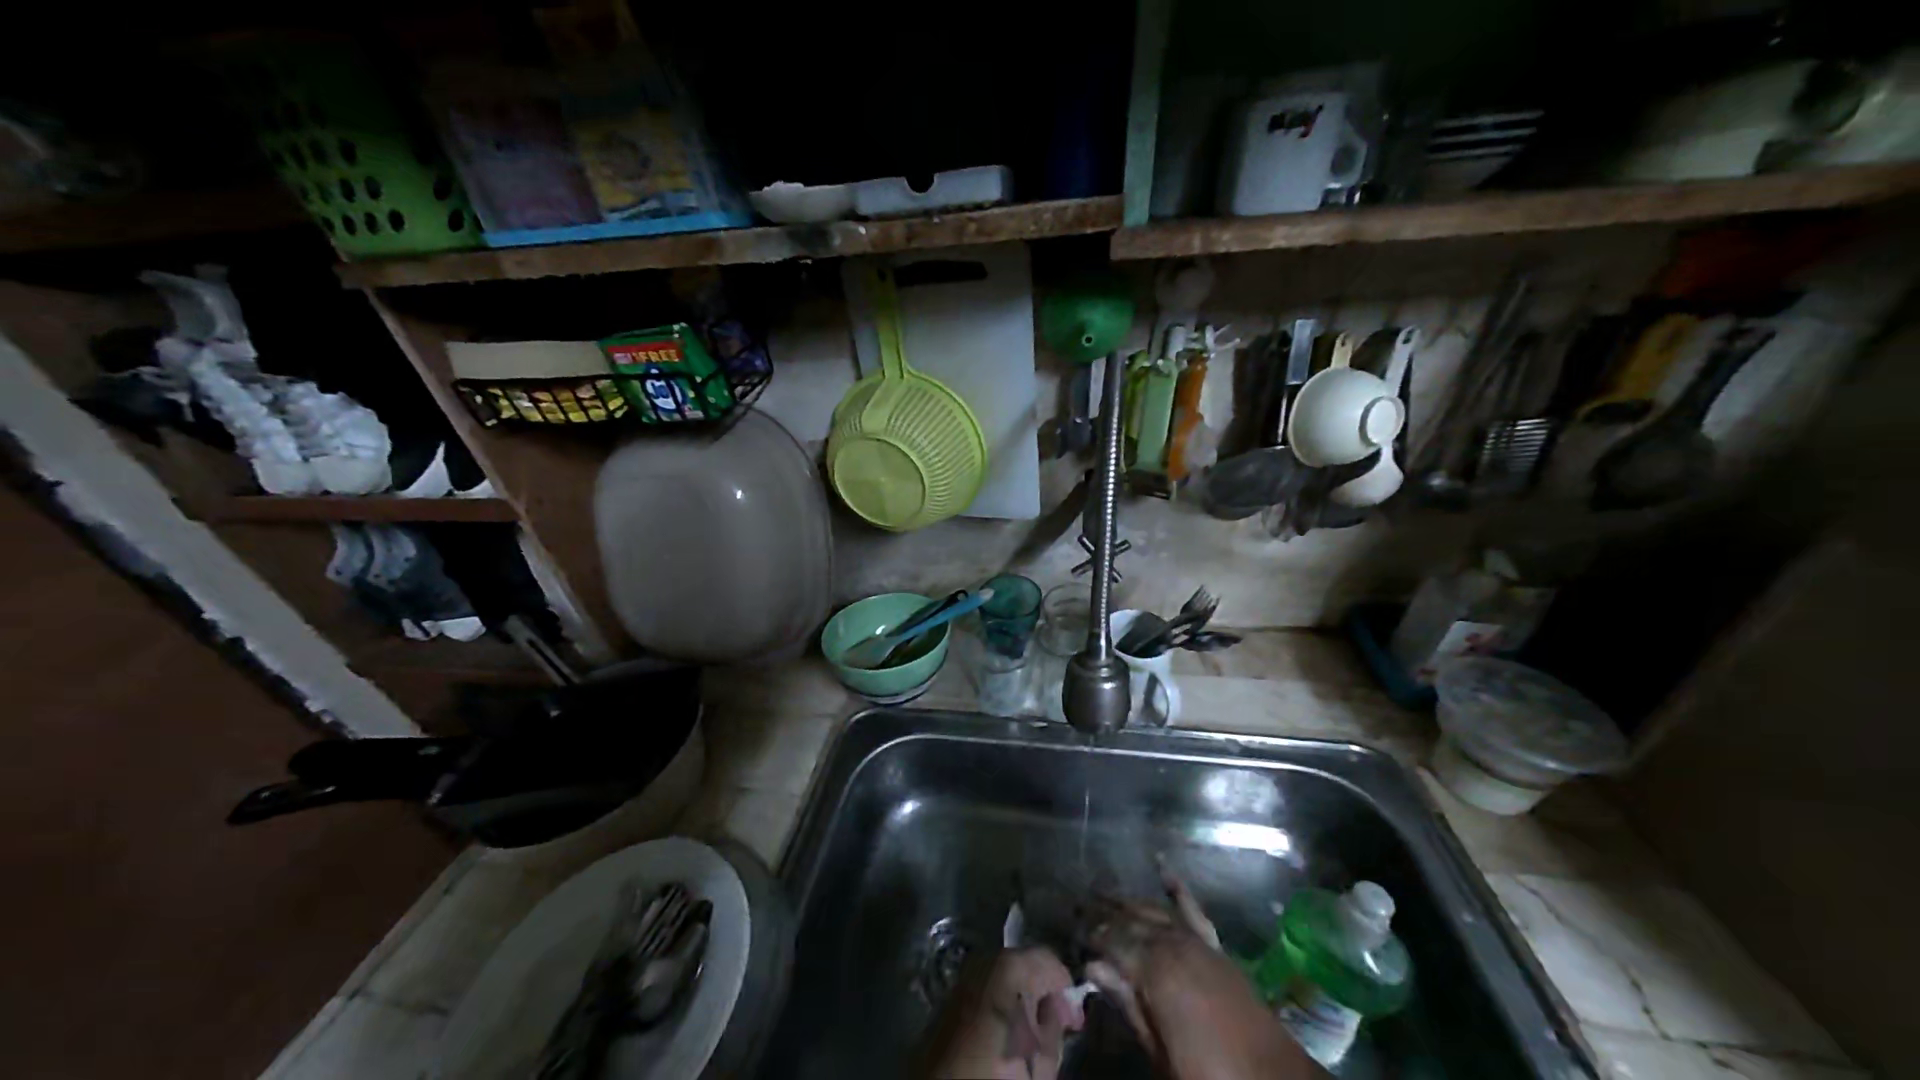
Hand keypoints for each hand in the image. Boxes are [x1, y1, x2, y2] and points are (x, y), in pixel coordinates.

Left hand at [927, 947, 1085, 1079]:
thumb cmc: (997, 1075)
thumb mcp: (1040, 1061)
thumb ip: (1054, 1026)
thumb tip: (1058, 1007)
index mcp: (1008, 968)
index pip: (1048, 960)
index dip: (1065, 988)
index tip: (1074, 1019)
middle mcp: (983, 961)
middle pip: (1023, 964)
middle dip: (1041, 990)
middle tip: (1056, 1024)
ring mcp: (962, 977)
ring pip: (1002, 975)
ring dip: (1019, 996)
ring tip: (1030, 1032)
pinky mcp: (948, 997)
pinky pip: (983, 989)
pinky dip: (998, 1002)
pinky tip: (1005, 1031)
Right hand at [1086, 864, 1325, 1079]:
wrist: (1270, 1079)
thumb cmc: (1207, 1072)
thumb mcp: (1159, 1050)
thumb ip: (1127, 1003)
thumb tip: (1093, 967)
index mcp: (1155, 969)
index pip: (1110, 939)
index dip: (1088, 933)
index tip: (1068, 930)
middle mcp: (1173, 943)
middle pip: (1128, 919)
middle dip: (1100, 911)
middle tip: (1075, 906)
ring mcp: (1196, 941)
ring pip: (1153, 910)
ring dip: (1126, 901)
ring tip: (1102, 894)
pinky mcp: (1215, 946)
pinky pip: (1191, 909)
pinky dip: (1176, 887)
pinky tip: (1162, 868)